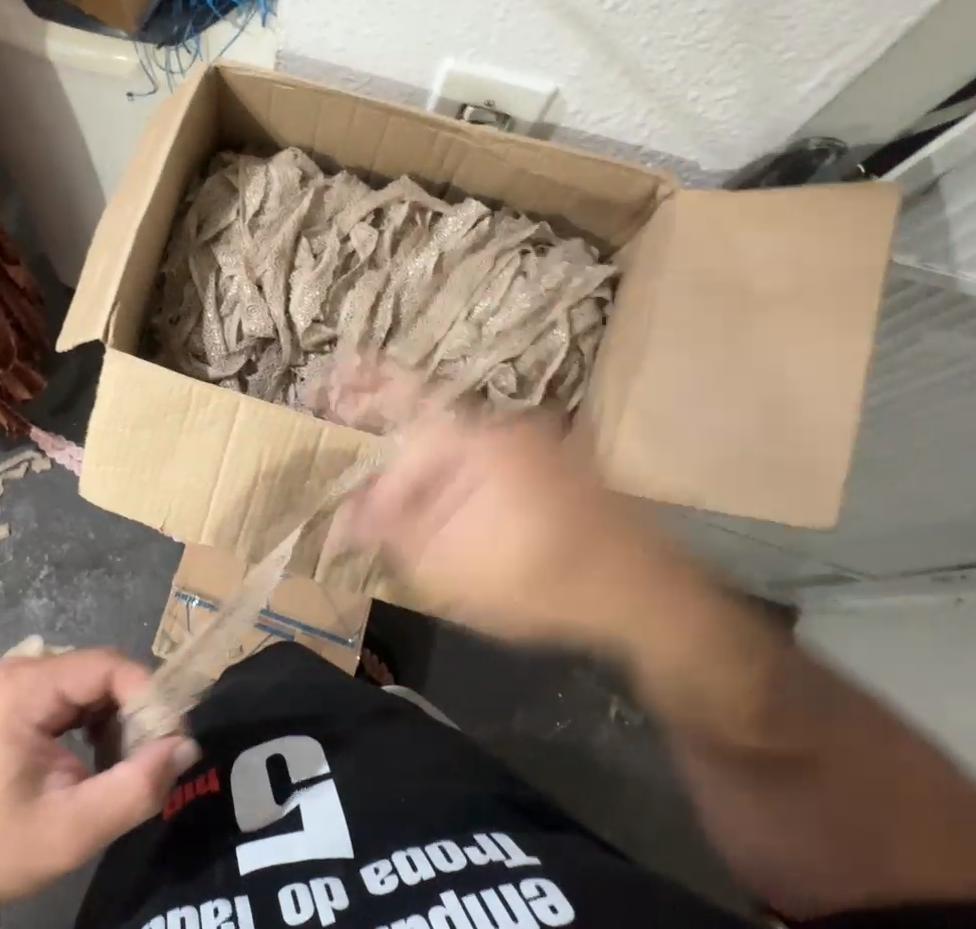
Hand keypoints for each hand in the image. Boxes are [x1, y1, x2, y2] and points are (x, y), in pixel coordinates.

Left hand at [0, 649, 199, 928]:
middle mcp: (19, 673)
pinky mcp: (18, 703)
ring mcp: (16, 686)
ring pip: (94, 685)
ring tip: (127, 769)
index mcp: (22, 689)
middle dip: (137, 713)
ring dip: (121, 722)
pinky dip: (99, 725)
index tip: (173, 743)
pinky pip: (76, 698)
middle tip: (154, 763)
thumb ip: (136, 787)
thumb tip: (188, 745)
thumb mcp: (74, 829)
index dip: (150, 698)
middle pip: (103, 672)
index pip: (110, 666)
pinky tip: (102, 763)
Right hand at [341, 402, 707, 652]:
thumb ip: (390, 532)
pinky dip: (455, 486)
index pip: (403, 400)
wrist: (645, 596)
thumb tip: (344, 514)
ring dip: (423, 481)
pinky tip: (447, 522)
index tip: (330, 379)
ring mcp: (534, 448)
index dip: (363, 386)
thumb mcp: (448, 567)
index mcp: (476, 441)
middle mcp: (504, 430)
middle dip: (391, 460)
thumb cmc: (539, 580)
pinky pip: (486, 467)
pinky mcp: (553, 471)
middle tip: (362, 484)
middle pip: (427, 433)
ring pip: (458, 453)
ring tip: (399, 521)